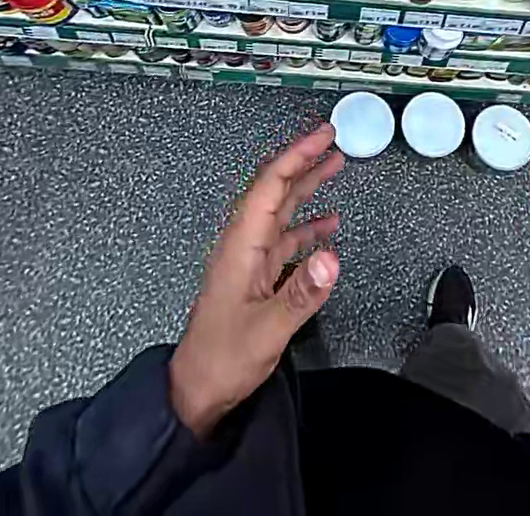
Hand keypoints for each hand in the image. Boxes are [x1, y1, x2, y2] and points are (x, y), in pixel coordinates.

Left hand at [170, 124, 343, 437]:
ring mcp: (250, 257)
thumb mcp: (267, 330)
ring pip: (282, 209)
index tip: (322, 136)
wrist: (196, 393)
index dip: (297, 155)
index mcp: (241, 245)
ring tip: (333, 166)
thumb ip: (302, 293)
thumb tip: (332, 256)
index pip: (271, 185)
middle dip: (303, 159)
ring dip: (307, 185)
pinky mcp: (256, 273)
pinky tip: (328, 226)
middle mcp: (244, 243)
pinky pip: (286, 236)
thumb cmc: (222, 361)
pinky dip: (309, 225)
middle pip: (275, 188)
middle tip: (330, 139)